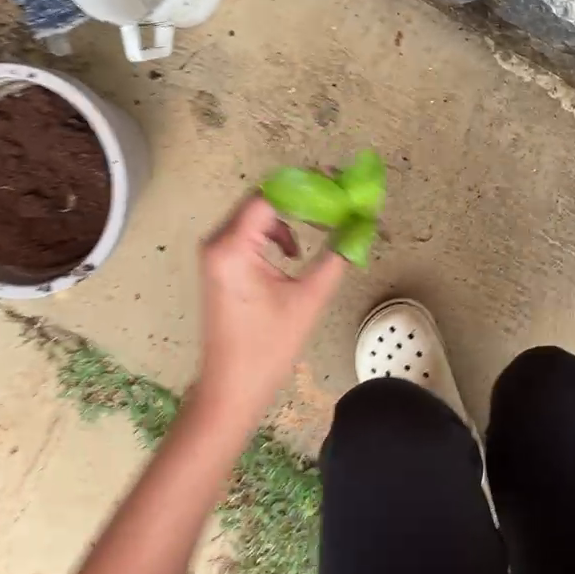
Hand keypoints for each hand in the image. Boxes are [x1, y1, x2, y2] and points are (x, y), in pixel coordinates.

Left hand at [193, 196, 346, 425]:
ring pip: (256, 215)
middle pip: (262, 200)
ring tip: (324, 225)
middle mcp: (217, 242)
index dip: (308, 185)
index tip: (340, 185)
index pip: (271, 196)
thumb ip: (336, 256)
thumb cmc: (267, 349)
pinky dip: (275, 233)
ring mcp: (214, 253)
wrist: (230, 388)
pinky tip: (295, 253)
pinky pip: (249, 232)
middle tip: (338, 200)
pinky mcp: (219, 264)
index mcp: (233, 248)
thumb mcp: (308, 300)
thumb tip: (360, 225)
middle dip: (302, 197)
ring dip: (291, 215)